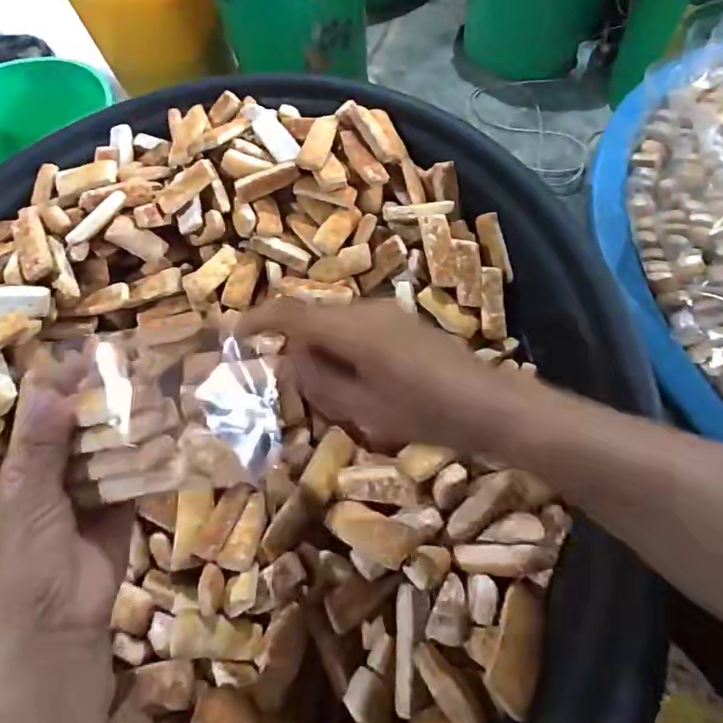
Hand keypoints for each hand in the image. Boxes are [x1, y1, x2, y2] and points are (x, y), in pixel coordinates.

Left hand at [0, 357, 134, 722]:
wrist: (58, 628)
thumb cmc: (28, 563)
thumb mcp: (28, 501)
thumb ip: (41, 448)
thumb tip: (52, 386)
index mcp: (28, 466)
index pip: (46, 412)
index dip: (65, 380)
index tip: (95, 346)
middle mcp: (61, 469)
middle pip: (86, 422)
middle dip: (109, 394)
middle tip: (143, 358)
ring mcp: (95, 486)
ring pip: (115, 442)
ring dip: (135, 418)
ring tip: (164, 383)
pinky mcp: (126, 504)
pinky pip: (140, 471)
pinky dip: (155, 452)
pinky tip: (176, 426)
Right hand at [241, 299, 528, 451]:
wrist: (488, 405)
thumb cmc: (424, 413)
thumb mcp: (362, 408)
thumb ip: (320, 381)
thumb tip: (293, 359)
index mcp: (352, 328)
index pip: (292, 314)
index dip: (259, 320)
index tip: (234, 333)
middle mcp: (367, 309)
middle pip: (315, 318)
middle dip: (296, 346)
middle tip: (290, 384)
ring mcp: (389, 313)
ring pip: (338, 324)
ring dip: (324, 349)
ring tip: (330, 392)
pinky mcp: (404, 323)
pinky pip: (360, 329)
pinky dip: (346, 349)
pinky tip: (361, 383)